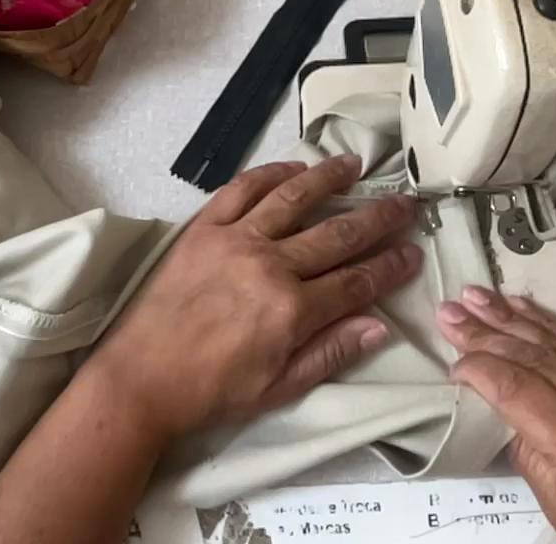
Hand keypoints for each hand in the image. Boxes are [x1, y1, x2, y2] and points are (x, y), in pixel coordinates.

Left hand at [86, 157, 422, 438]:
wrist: (141, 376)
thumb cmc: (212, 390)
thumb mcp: (278, 388)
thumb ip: (330, 353)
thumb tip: (379, 324)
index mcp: (291, 309)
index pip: (356, 281)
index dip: (389, 266)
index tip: (414, 250)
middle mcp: (269, 264)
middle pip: (336, 233)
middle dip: (377, 217)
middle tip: (405, 201)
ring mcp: (235, 239)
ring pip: (293, 198)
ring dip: (328, 178)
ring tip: (355, 165)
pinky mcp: (204, 226)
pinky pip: (243, 189)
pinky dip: (271, 174)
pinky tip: (294, 168)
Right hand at [439, 288, 555, 543]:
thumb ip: (529, 451)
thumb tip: (498, 400)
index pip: (522, 391)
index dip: (480, 368)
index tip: (450, 360)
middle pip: (539, 359)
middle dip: (487, 332)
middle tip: (449, 311)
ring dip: (513, 318)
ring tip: (476, 297)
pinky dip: (552, 326)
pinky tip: (524, 308)